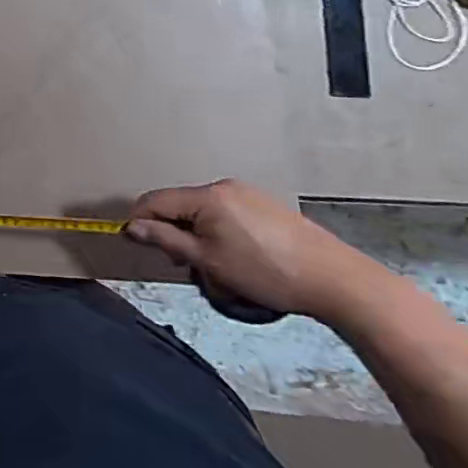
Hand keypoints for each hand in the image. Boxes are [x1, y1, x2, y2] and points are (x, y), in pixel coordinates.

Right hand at [125, 179, 387, 320]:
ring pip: (201, 211)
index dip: (140, 222)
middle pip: (178, 205)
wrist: (335, 280)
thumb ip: (165, 240)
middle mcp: (224, 187)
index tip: (139, 246)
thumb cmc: (267, 272)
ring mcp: (247, 194)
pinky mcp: (264, 205)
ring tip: (214, 266)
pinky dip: (217, 232)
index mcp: (207, 196)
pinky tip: (236, 257)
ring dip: (195, 234)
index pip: (154, 201)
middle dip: (172, 232)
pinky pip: (224, 213)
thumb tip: (132, 227)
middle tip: (184, 264)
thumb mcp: (207, 261)